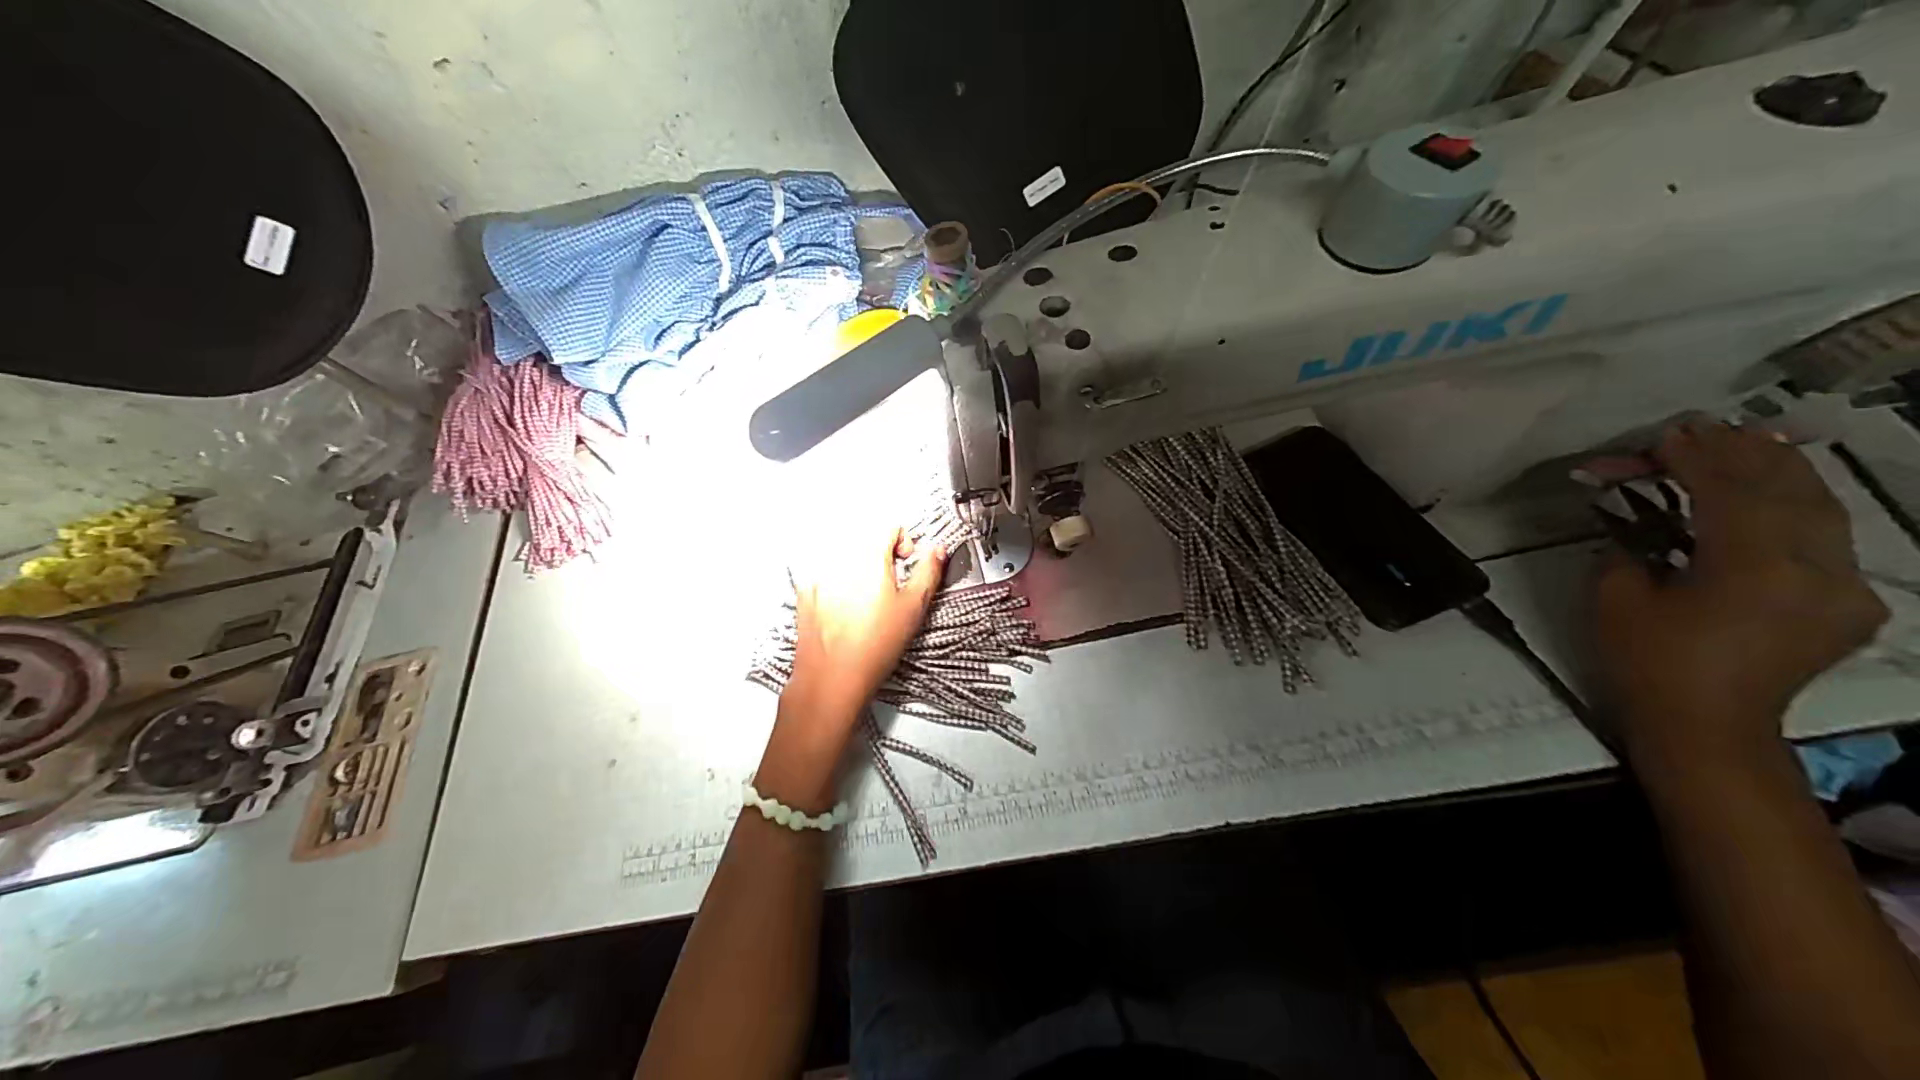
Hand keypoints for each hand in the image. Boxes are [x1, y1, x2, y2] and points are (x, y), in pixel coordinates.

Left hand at [786, 527, 946, 732]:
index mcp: (867, 553)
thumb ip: (929, 571)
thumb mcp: (914, 607)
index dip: (905, 542)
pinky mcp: (804, 591)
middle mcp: (838, 556)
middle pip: (865, 537)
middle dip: (881, 554)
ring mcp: (817, 573)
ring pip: (844, 554)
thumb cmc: (871, 646)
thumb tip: (937, 551)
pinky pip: (824, 573)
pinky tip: (847, 608)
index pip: (890, 525)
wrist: (832, 677)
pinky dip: (838, 581)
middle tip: (891, 582)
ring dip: (859, 566)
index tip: (907, 562)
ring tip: (868, 598)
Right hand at [1594, 420, 1887, 760]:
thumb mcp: (1617, 599)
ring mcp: (1845, 588)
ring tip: (1743, 444)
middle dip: (1742, 455)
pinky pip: (1829, 538)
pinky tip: (1776, 491)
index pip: (1732, 494)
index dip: (1697, 460)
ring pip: (1822, 509)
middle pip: (1789, 493)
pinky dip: (1800, 506)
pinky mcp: (1850, 602)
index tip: (1666, 436)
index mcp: (1755, 571)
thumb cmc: (1650, 663)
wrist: (1708, 725)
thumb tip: (1640, 524)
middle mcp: (1817, 572)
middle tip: (1702, 430)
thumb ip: (1632, 550)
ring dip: (1779, 472)